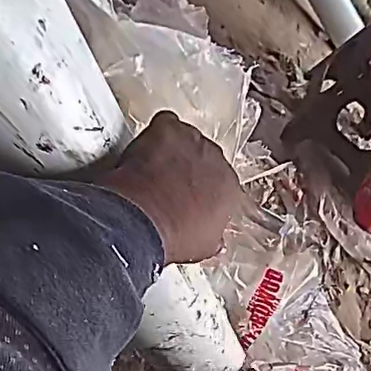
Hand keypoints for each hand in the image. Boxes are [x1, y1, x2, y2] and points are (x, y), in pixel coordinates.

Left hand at [98, 111, 242, 263]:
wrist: (143, 222)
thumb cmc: (173, 235)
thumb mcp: (202, 246)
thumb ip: (213, 236)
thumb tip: (216, 242)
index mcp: (229, 188)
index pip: (219, 181)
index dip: (198, 187)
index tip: (185, 194)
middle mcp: (217, 159)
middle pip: (202, 156)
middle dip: (185, 166)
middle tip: (164, 181)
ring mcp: (193, 142)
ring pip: (184, 138)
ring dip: (169, 150)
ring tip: (149, 168)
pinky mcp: (169, 129)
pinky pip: (165, 123)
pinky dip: (154, 134)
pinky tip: (142, 151)